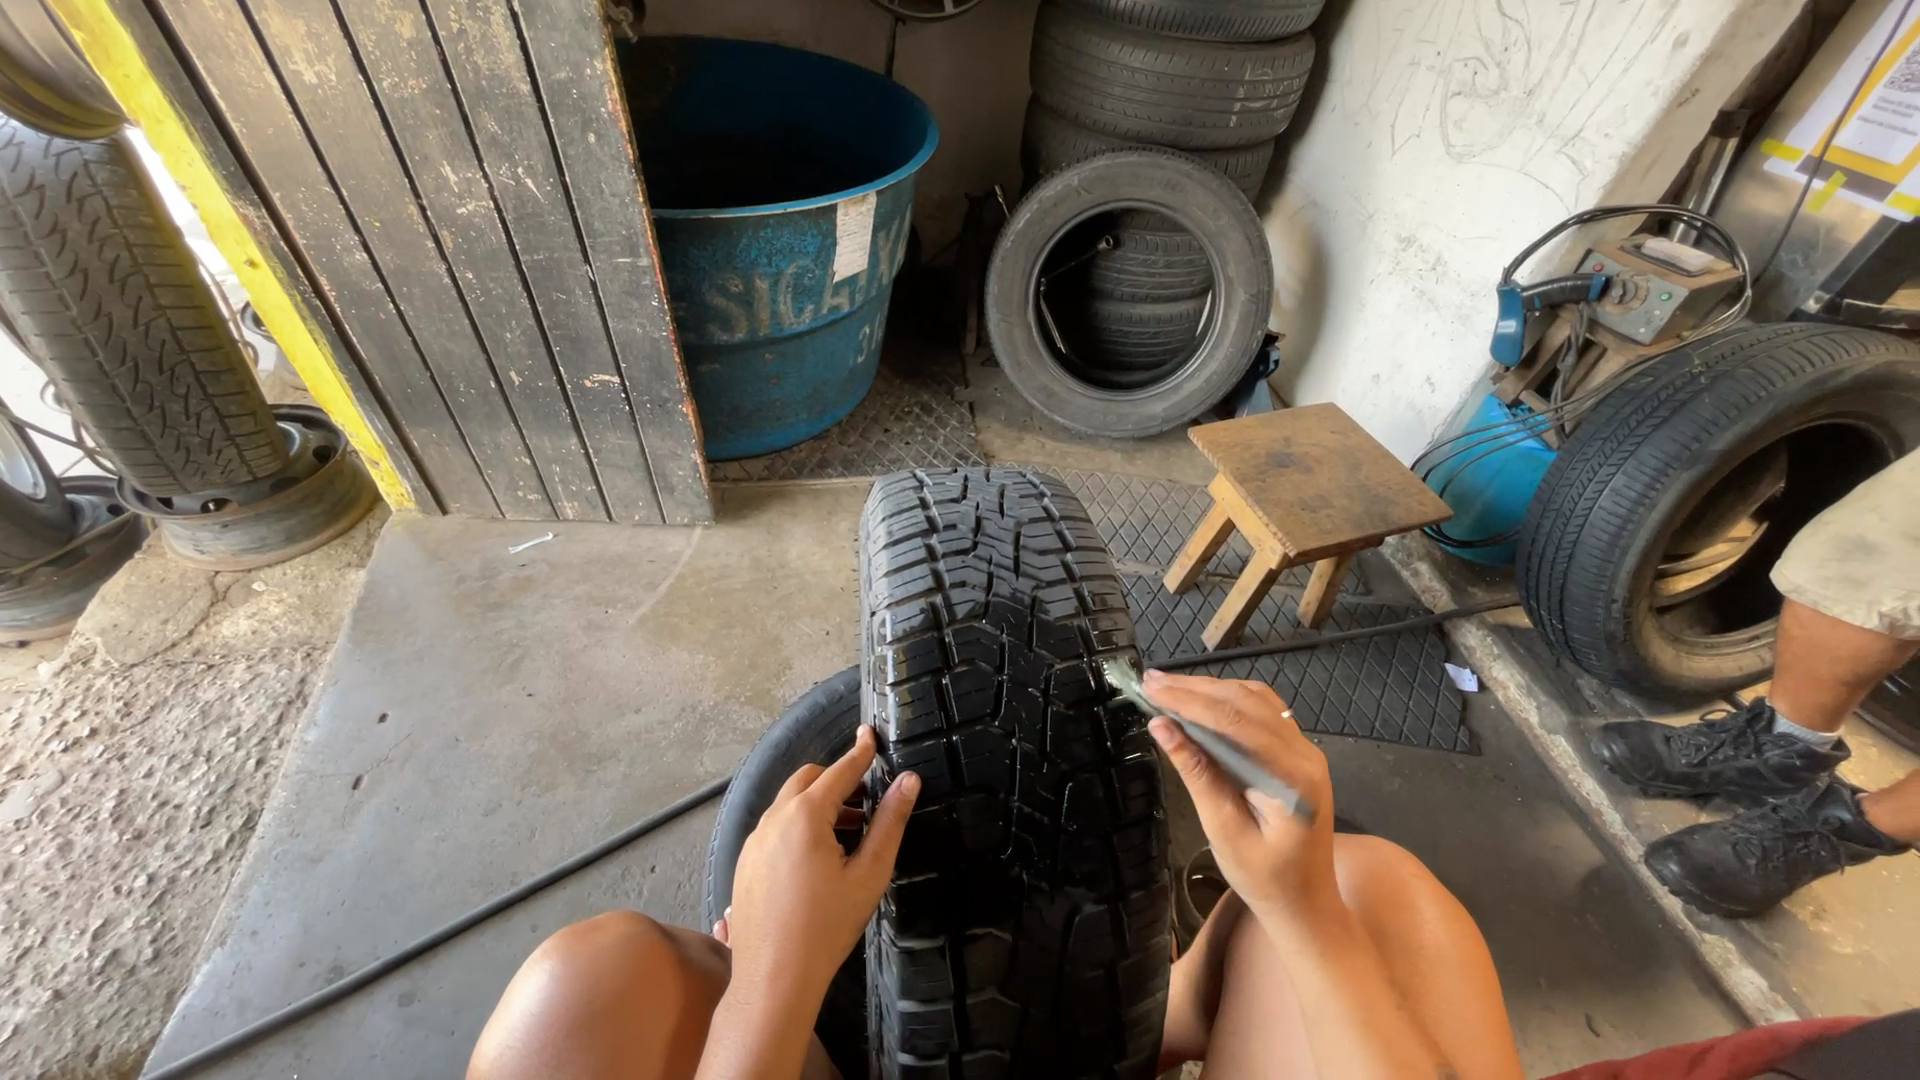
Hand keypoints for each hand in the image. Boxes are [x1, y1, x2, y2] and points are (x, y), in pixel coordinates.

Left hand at [725, 725, 918, 1001]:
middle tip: (865, 797)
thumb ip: (889, 822)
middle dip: (837, 778)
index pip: (840, 770)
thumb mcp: (869, 874)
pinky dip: (797, 824)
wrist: (773, 980)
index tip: (871, 734)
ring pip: (788, 803)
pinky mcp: (744, 862)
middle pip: (808, 778)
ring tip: (846, 832)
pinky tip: (816, 858)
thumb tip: (909, 781)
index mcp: (805, 815)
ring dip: (817, 803)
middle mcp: (774, 818)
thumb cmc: (827, 926)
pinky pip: (774, 826)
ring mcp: (754, 840)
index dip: (860, 753)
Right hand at [1142, 671, 1337, 927]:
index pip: (1236, 722)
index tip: (1152, 690)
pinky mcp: (1296, 753)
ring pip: (1255, 700)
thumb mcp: (1222, 830)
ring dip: (1210, 689)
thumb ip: (1196, 773)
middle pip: (1246, 702)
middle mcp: (1305, 753)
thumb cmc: (1264, 878)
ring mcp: (1305, 750)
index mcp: (1292, 776)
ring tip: (1168, 685)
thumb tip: (1160, 726)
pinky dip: (1229, 699)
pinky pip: (1263, 712)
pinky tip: (1201, 697)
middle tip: (1150, 681)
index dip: (1190, 701)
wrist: (1306, 905)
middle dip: (1195, 688)